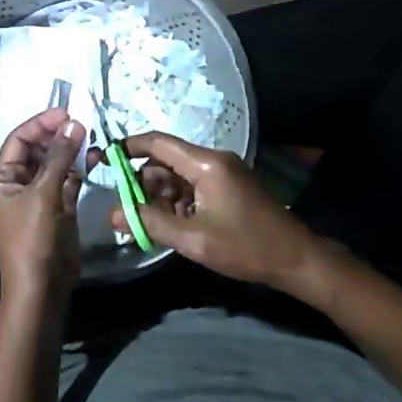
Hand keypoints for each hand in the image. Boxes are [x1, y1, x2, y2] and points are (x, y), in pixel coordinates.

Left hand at [0, 108, 86, 298]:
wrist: (42, 285)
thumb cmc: (33, 238)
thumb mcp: (44, 194)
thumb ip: (59, 157)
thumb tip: (74, 123)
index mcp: (2, 178)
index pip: (19, 140)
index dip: (41, 124)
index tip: (67, 112)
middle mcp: (18, 184)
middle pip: (37, 149)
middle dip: (58, 135)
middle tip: (84, 124)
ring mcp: (39, 196)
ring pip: (55, 163)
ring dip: (71, 150)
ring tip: (92, 137)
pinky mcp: (58, 207)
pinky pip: (68, 179)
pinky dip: (80, 168)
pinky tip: (96, 157)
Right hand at [113, 132, 321, 288]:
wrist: (296, 259)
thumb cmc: (245, 247)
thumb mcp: (193, 239)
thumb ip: (151, 223)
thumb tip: (114, 215)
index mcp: (207, 164)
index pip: (158, 143)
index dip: (129, 148)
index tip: (105, 161)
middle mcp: (215, 160)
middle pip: (166, 161)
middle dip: (145, 184)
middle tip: (132, 212)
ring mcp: (225, 172)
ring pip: (179, 175)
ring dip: (163, 197)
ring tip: (156, 225)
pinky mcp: (230, 186)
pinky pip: (195, 185)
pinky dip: (180, 201)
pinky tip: (178, 225)